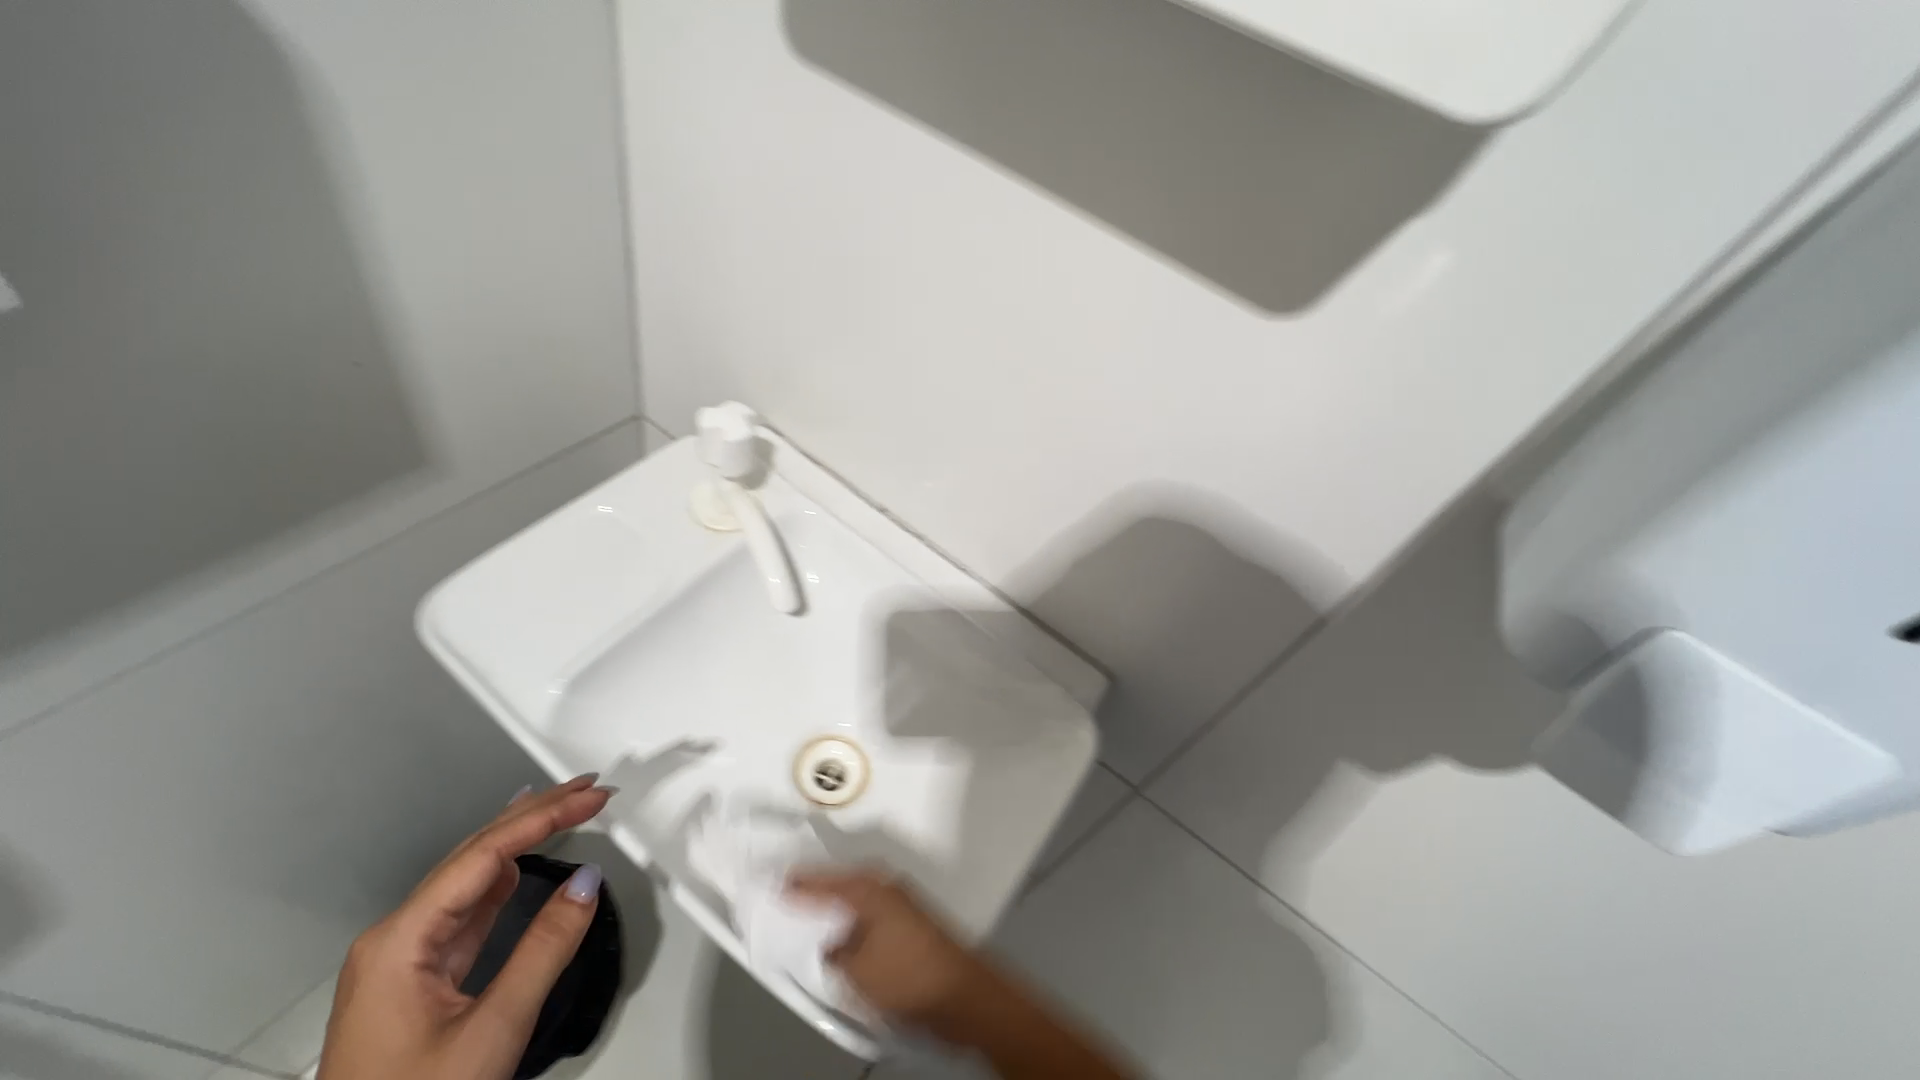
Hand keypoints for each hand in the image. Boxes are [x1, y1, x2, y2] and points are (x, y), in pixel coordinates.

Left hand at [318, 776, 612, 1079]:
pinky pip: (464, 911)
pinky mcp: (415, 977)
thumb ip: (545, 947)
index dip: (544, 817)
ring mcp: (403, 957)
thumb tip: (587, 881)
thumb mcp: (494, 1028)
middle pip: (472, 856)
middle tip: (588, 789)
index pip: (485, 855)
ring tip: (563, 810)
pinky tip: (520, 863)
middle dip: (534, 815)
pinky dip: (502, 878)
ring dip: (520, 841)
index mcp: (402, 940)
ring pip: (469, 879)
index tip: (592, 796)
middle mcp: (395, 937)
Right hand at [786, 869, 993, 1038]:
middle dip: (816, 892)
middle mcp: (886, 885)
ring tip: (810, 920)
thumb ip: (832, 952)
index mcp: (868, 887)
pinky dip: (853, 921)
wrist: (961, 995)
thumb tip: (828, 945)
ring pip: (856, 899)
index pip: (820, 880)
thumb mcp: (854, 970)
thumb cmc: (908, 976)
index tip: (774, 883)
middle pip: (840, 884)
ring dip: (835, 908)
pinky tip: (843, 940)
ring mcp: (902, 901)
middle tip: (788, 897)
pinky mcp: (912, 921)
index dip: (795, 884)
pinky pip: (870, 914)